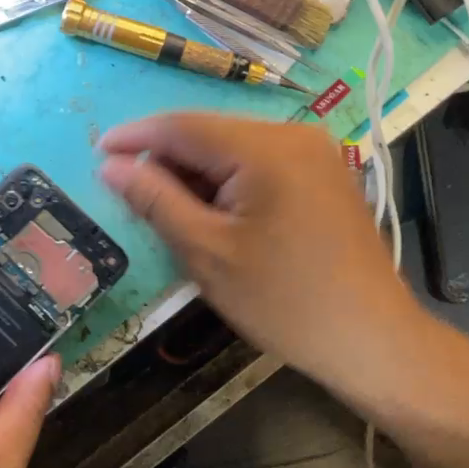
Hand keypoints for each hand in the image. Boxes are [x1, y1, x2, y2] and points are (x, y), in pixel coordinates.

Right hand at [97, 112, 418, 378]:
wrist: (372, 341)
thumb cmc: (284, 301)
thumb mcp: (206, 252)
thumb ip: (155, 200)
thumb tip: (110, 165)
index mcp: (266, 149)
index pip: (183, 126)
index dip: (134, 137)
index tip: (95, 153)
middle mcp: (294, 135)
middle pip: (208, 133)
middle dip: (166, 161)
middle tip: (131, 198)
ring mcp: (314, 153)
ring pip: (231, 149)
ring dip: (194, 174)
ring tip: (170, 215)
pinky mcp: (322, 174)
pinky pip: (257, 164)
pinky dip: (225, 183)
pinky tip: (212, 216)